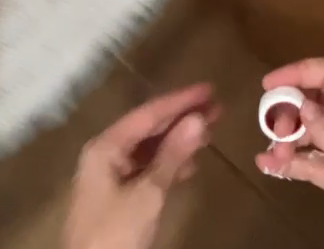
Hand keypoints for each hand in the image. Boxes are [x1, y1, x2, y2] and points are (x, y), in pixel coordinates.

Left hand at [65, 83, 218, 248]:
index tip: (210, 89)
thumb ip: (173, 154)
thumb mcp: (148, 194)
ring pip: (149, 149)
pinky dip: (168, 164)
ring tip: (209, 134)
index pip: (149, 113)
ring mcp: (110, 176)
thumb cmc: (115, 234)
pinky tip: (190, 165)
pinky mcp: (117, 197)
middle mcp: (106, 154)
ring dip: (178, 141)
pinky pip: (146, 169)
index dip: (181, 100)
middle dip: (182, 118)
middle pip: (149, 128)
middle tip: (217, 108)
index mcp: (106, 146)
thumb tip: (199, 118)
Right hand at [254, 59, 323, 248]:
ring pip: (309, 133)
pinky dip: (289, 163)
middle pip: (315, 102)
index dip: (301, 72)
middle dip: (289, 108)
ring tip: (271, 154)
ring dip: (287, 138)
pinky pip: (310, 165)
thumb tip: (302, 106)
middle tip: (272, 130)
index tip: (268, 84)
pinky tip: (268, 166)